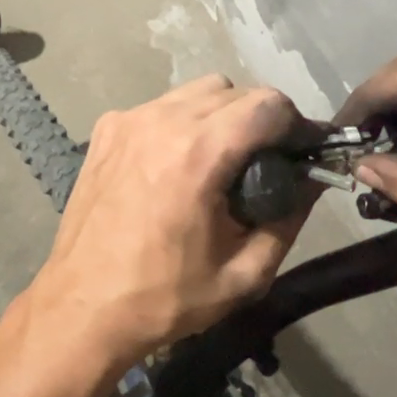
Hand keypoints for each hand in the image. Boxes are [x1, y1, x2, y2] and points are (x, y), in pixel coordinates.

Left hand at [24, 75, 303, 362]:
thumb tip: (315, 180)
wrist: (82, 306)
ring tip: (222, 160)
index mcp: (198, 153)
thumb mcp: (243, 274)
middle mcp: (162, 120)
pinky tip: (176, 164)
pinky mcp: (107, 126)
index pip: (266, 103)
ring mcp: (129, 118)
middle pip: (231, 90)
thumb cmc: (165, 297)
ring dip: (219, 115)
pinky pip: (159, 106)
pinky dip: (179, 123)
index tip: (302, 149)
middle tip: (266, 160)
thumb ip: (288, 220)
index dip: (294, 122)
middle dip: (259, 118)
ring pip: (194, 92)